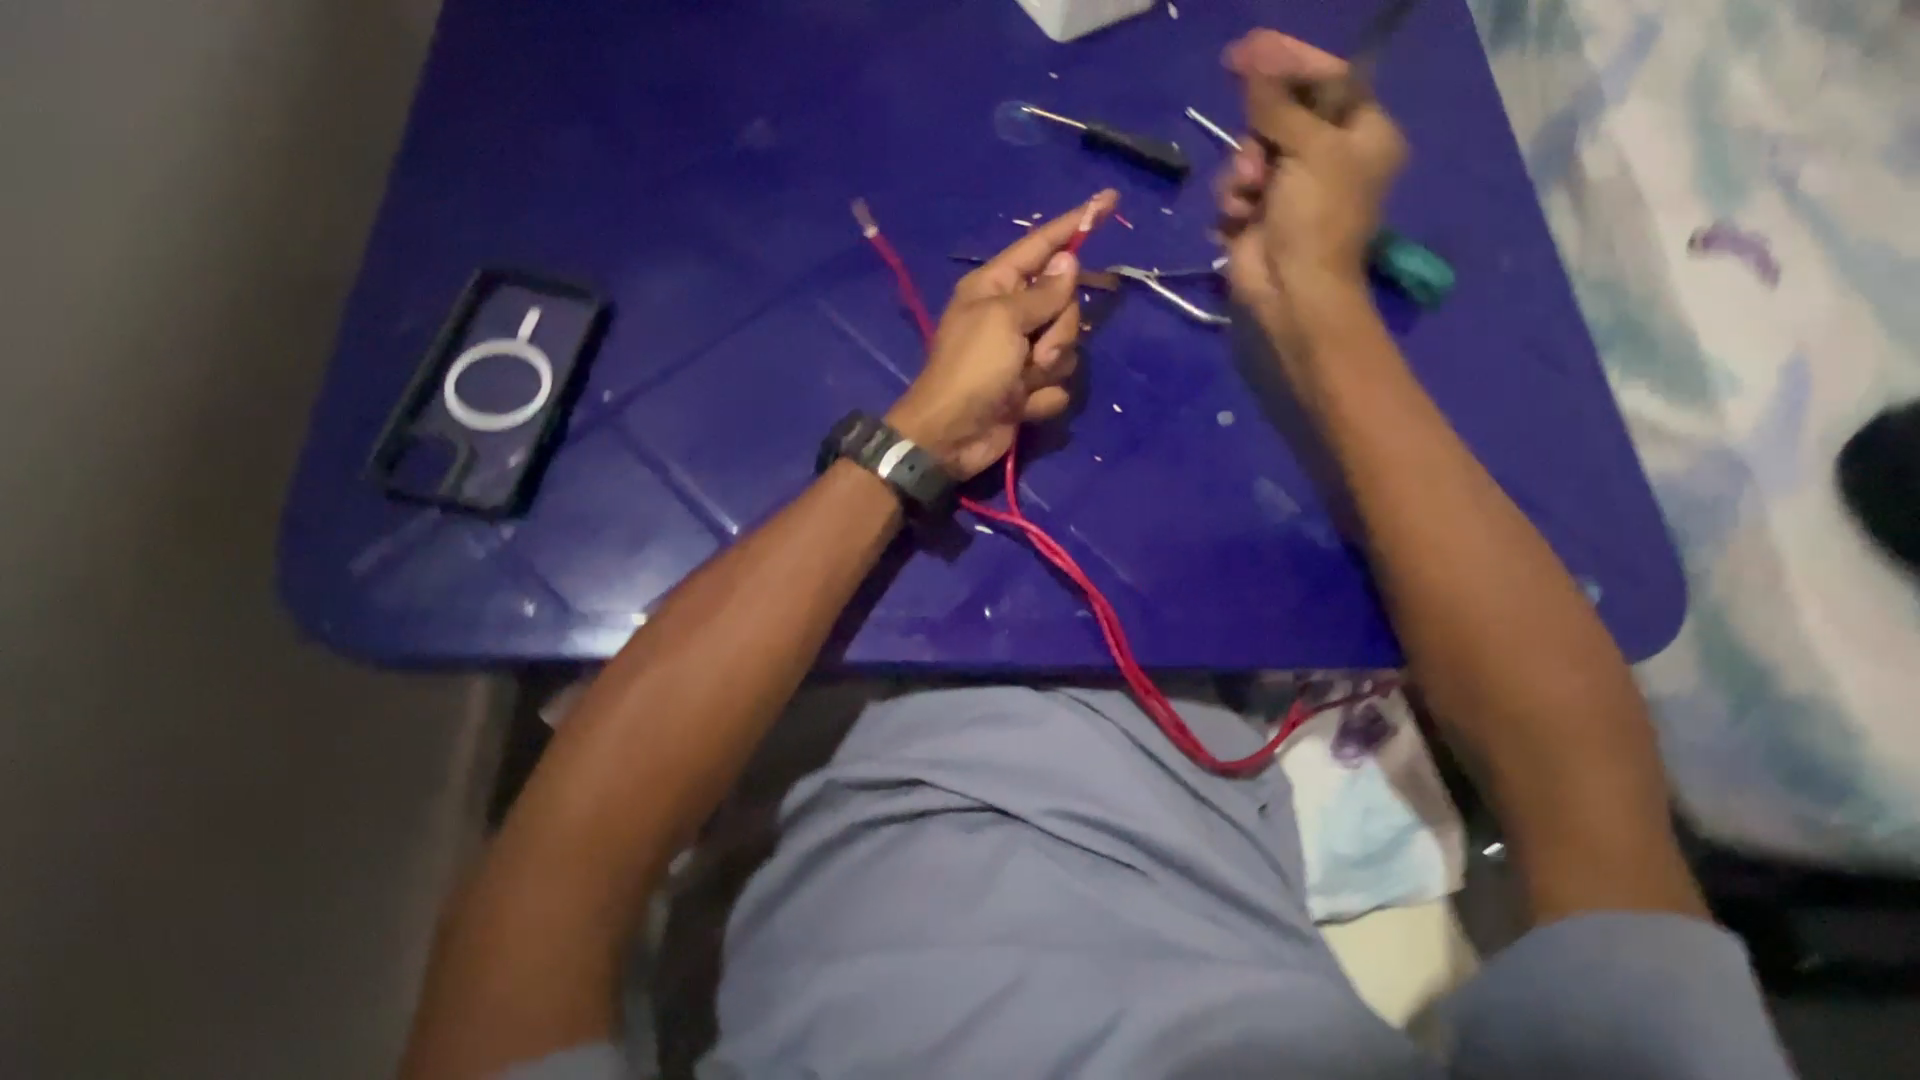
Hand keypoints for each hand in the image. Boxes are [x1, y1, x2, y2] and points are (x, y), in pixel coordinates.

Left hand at [886, 190, 1116, 479]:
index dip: (1076, 224)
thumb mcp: (1005, 320)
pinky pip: (1059, 384)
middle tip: (1032, 350)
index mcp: (995, 287)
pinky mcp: (1028, 389)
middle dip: (1058, 330)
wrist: (951, 435)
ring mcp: (1021, 354)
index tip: (1109, 199)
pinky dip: (1042, 397)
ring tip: (1021, 382)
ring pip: (1067, 347)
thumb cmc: (970, 370)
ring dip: (1048, 368)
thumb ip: (1044, 292)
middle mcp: (1011, 315)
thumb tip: (1068, 260)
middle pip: (1065, 303)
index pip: (1043, 245)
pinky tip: (1019, 407)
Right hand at [1216, 32, 1406, 359]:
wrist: (1292, 293)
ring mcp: (1290, 186)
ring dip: (1242, 171)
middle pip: (1281, 114)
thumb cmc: (1318, 218)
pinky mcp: (1257, 214)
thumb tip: (1252, 57)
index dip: (1288, 60)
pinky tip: (1240, 218)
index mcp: (1363, 134)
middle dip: (1259, 132)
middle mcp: (1329, 155)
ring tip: (1249, 195)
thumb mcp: (1309, 149)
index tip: (1248, 48)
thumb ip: (1278, 102)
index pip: (1326, 79)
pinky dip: (1233, 200)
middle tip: (1253, 148)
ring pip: (1250, 151)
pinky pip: (1235, 186)